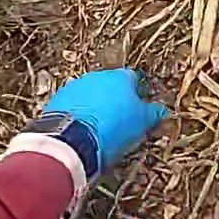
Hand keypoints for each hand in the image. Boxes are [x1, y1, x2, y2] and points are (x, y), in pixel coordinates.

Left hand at [42, 69, 168, 174]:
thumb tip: (161, 110)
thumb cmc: (112, 129)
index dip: (139, 94)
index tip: (140, 109)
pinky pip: (73, 107)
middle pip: (111, 86)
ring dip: (96, 108)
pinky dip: (79, 116)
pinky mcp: (57, 101)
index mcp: (120, 77)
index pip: (134, 79)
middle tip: (122, 122)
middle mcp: (97, 77)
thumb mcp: (141, 123)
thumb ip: (153, 113)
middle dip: (117, 101)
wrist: (71, 141)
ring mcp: (75, 88)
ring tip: (101, 131)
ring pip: (91, 96)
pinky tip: (83, 132)